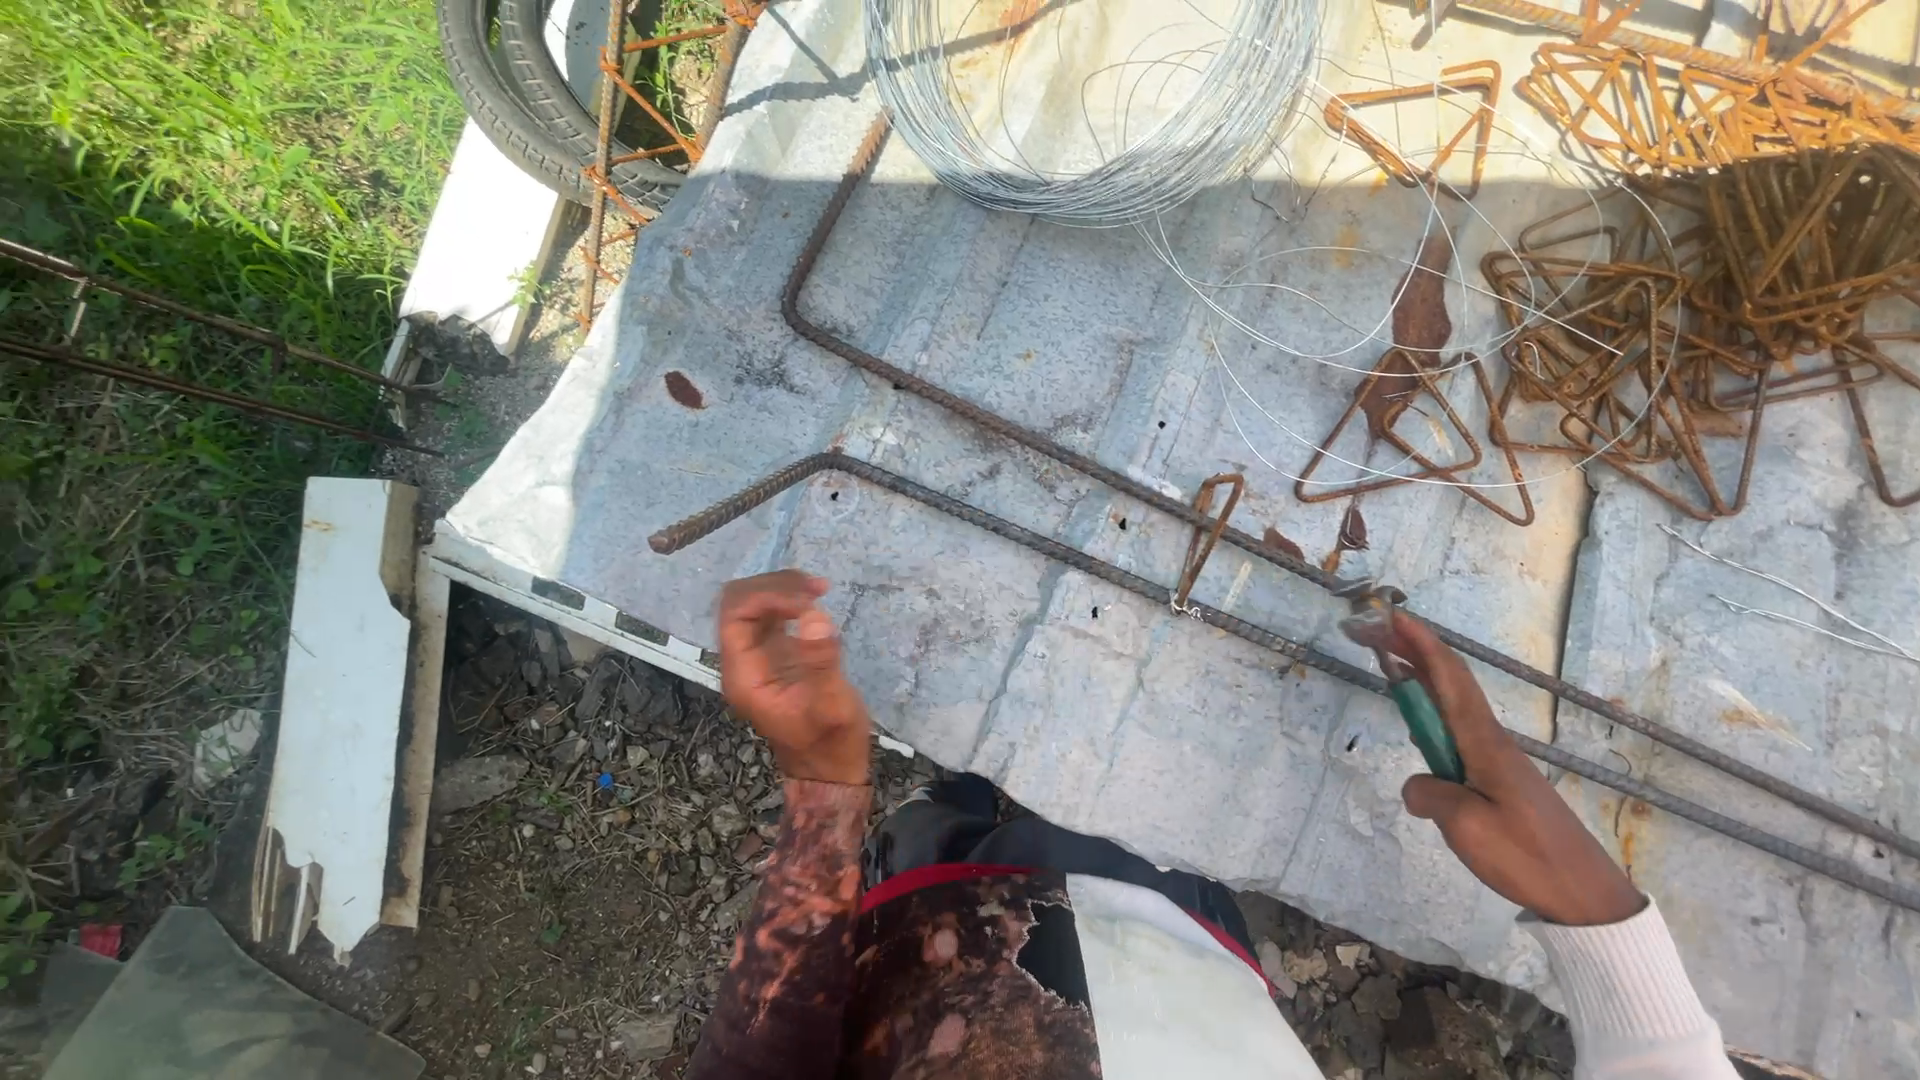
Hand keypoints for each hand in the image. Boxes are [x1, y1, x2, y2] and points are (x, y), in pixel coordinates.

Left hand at [717, 571, 870, 785]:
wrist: (830, 769)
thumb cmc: (831, 743)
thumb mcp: (832, 706)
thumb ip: (821, 663)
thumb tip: (814, 617)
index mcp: (743, 675)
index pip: (735, 615)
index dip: (768, 597)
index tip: (808, 601)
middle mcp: (742, 661)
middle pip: (739, 602)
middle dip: (774, 586)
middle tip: (817, 589)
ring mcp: (757, 656)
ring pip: (753, 603)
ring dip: (782, 588)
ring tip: (820, 588)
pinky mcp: (775, 654)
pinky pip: (770, 614)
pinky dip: (790, 599)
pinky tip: (816, 600)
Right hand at [1345, 610, 1645, 926]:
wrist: (1586, 899)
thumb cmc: (1527, 857)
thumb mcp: (1466, 827)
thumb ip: (1429, 793)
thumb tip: (1417, 786)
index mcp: (1484, 744)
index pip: (1450, 681)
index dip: (1422, 645)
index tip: (1394, 616)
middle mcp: (1491, 742)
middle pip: (1451, 684)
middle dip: (1415, 652)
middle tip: (1376, 632)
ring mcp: (1497, 761)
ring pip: (1453, 707)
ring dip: (1422, 681)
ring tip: (1390, 666)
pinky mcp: (1500, 781)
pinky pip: (1457, 734)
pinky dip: (1432, 714)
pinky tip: (1419, 724)